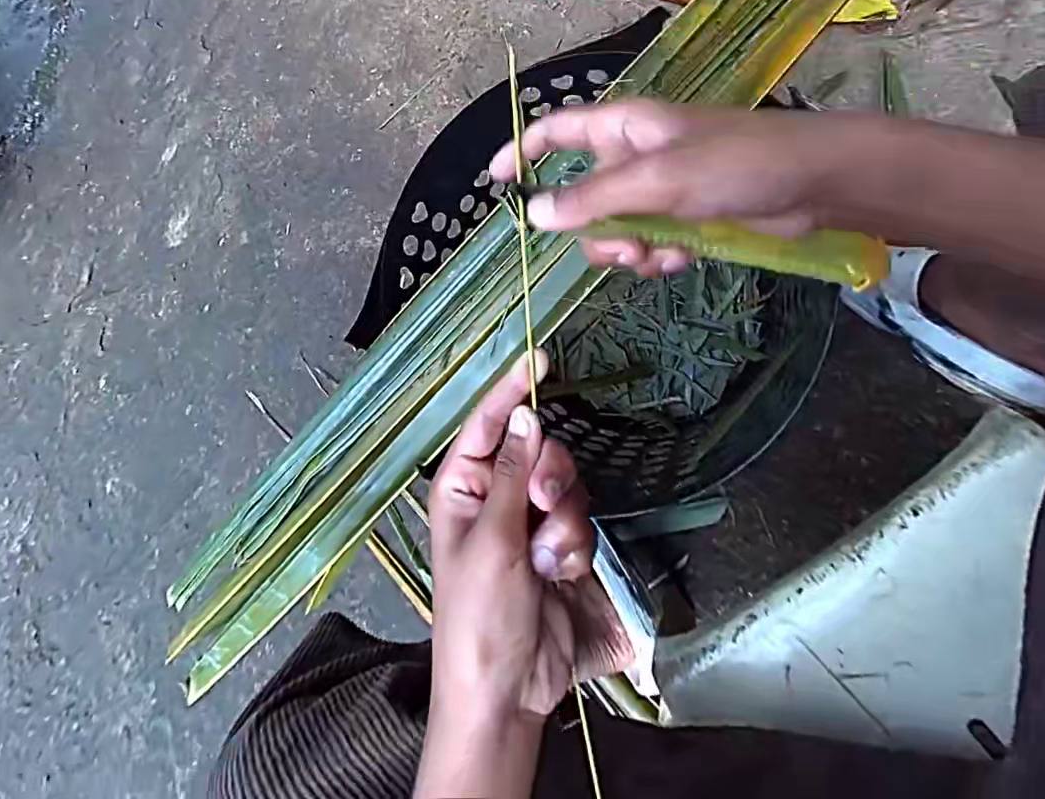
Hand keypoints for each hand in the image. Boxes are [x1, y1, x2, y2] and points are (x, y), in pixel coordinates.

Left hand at [417, 351, 631, 797]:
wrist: (511, 688)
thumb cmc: (478, 614)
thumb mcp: (491, 540)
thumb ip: (512, 474)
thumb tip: (525, 415)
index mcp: (462, 487)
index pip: (486, 425)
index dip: (510, 390)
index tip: (538, 357)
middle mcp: (498, 495)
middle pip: (536, 450)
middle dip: (547, 474)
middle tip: (542, 503)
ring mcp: (533, 521)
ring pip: (565, 484)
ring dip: (563, 520)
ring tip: (547, 559)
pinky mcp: (563, 545)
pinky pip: (581, 520)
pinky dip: (574, 545)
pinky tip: (559, 575)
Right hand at [489, 99, 880, 275]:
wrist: (816, 185)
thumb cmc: (737, 162)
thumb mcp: (658, 178)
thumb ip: (594, 197)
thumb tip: (534, 215)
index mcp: (621, 129)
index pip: (555, 131)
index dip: (521, 152)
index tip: (497, 182)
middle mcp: (633, 158)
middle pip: (580, 199)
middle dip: (594, 231)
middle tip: (622, 248)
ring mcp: (658, 191)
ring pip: (612, 229)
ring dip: (626, 251)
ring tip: (657, 256)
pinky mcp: (682, 219)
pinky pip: (646, 245)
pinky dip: (656, 258)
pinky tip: (680, 260)